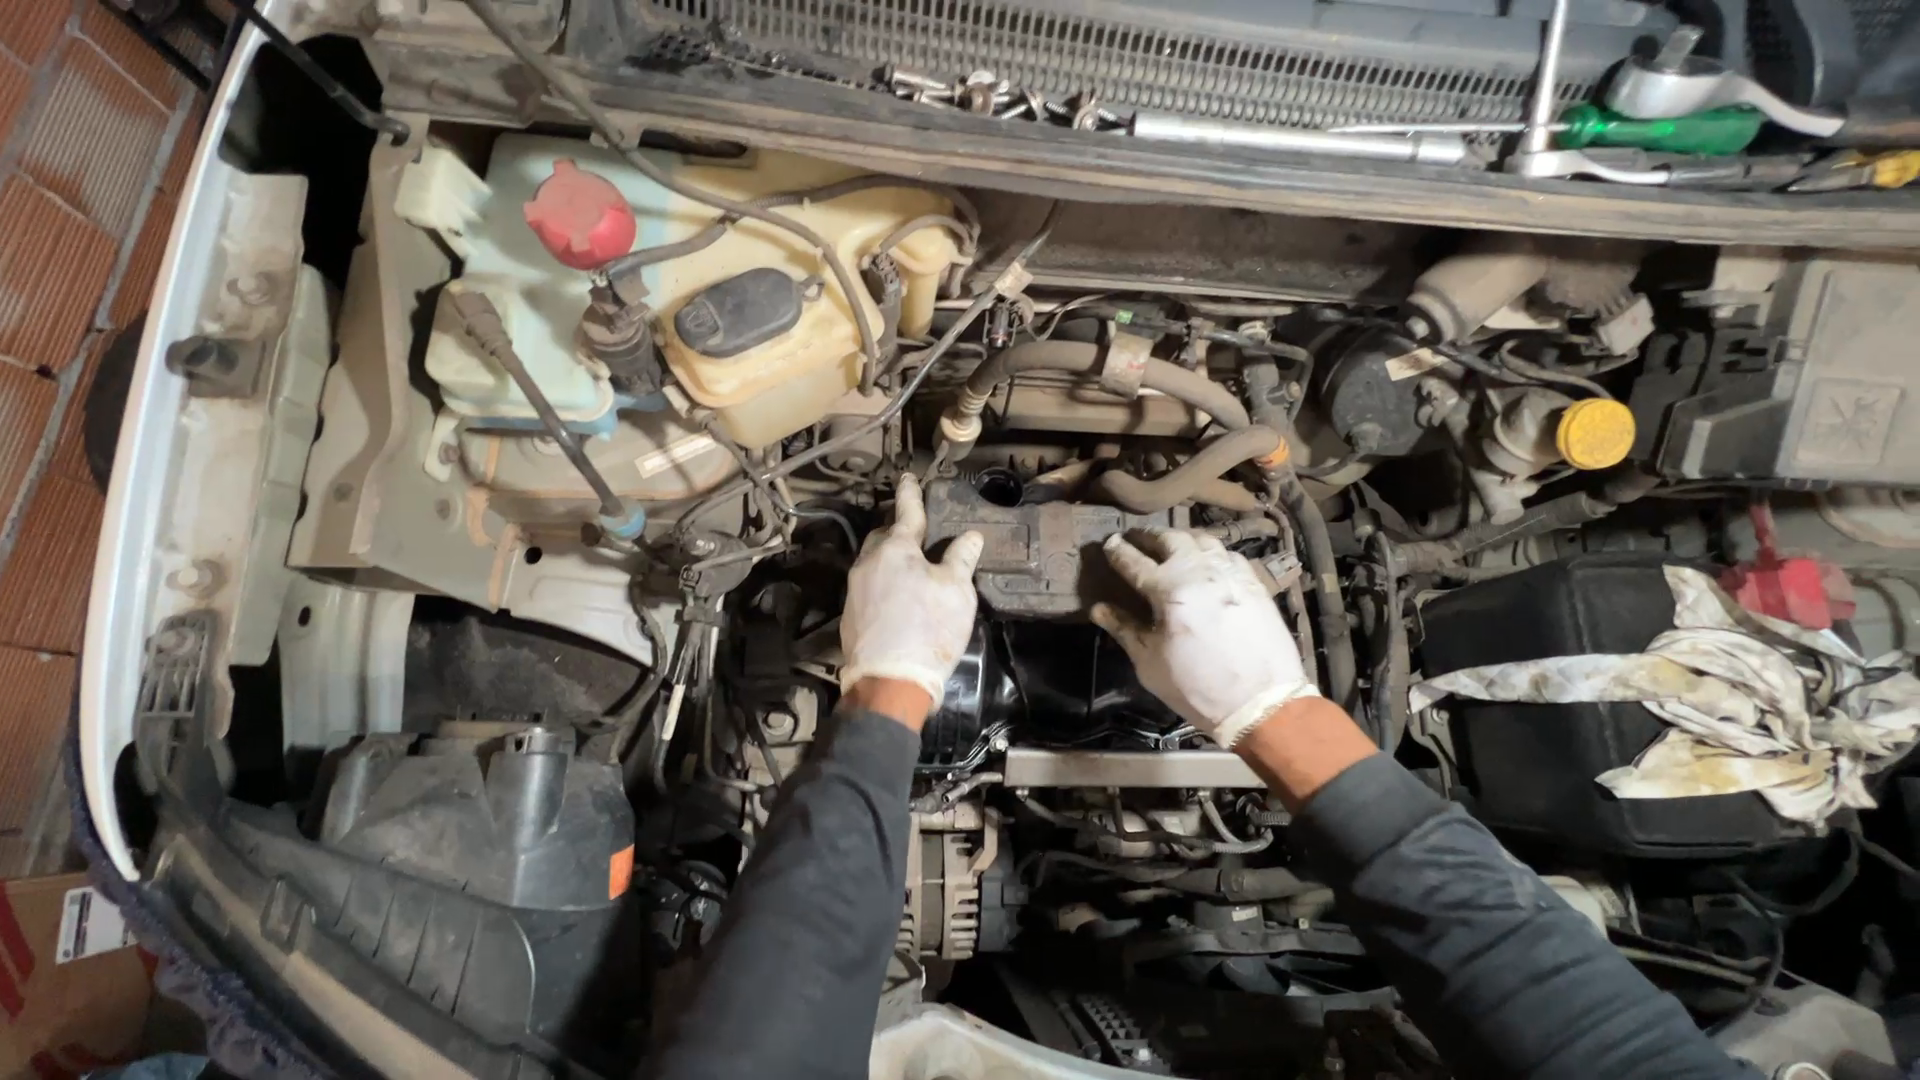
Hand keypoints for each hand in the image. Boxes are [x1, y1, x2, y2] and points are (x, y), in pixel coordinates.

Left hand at [840, 475, 984, 703]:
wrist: (889, 681)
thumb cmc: (928, 629)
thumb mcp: (956, 591)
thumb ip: (961, 559)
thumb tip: (970, 536)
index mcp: (895, 549)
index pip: (906, 512)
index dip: (910, 493)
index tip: (908, 478)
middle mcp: (868, 563)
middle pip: (883, 536)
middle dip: (897, 528)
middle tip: (914, 528)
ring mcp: (855, 589)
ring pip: (872, 561)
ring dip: (888, 556)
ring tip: (908, 562)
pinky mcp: (851, 614)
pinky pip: (868, 585)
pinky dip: (883, 581)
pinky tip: (896, 595)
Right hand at [1092, 528, 1318, 747]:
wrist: (1260, 702)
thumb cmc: (1196, 686)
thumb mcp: (1149, 662)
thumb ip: (1124, 629)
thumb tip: (1098, 608)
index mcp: (1168, 590)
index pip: (1134, 561)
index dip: (1118, 551)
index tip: (1109, 543)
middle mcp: (1199, 571)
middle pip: (1170, 539)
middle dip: (1149, 536)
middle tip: (1137, 539)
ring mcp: (1230, 573)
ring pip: (1202, 540)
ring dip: (1181, 539)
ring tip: (1171, 545)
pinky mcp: (1254, 582)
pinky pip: (1228, 554)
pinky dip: (1210, 552)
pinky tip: (1207, 562)